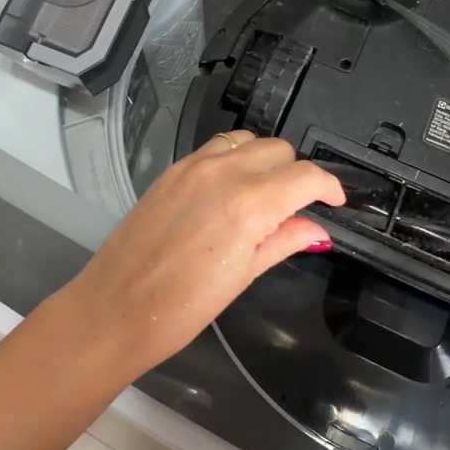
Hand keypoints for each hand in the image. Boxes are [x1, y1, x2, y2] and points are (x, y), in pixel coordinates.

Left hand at [56, 131, 344, 376]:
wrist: (114, 309)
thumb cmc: (181, 307)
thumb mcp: (243, 277)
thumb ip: (283, 241)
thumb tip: (316, 229)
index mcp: (248, 203)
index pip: (306, 176)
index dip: (329, 187)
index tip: (335, 202)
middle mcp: (223, 173)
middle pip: (279, 150)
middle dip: (296, 174)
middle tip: (296, 207)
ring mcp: (193, 166)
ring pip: (248, 140)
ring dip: (265, 160)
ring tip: (264, 195)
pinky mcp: (171, 170)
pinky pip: (216, 147)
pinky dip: (234, 158)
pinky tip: (231, 189)